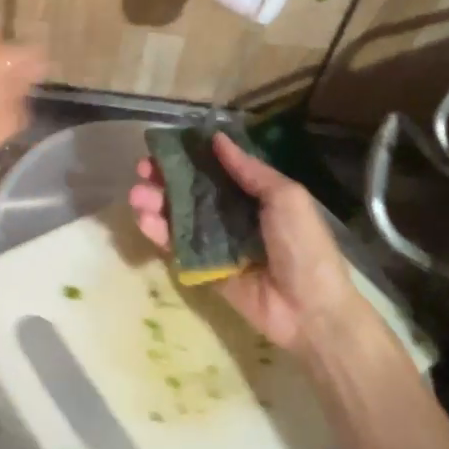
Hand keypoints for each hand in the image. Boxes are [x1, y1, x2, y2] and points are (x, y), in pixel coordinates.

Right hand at [129, 134, 370, 357]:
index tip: (163, 147)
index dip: (187, 156)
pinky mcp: (202, 268)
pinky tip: (144, 220)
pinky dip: (157, 232)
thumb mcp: (286, 198)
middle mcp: (229, 213)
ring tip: (138, 196)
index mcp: (251, 194)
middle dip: (163, 178)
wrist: (310, 310)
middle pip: (188, 190)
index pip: (212, 168)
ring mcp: (214, 241)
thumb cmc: (303, 247)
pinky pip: (176, 245)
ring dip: (154, 202)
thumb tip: (217, 138)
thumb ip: (250, 170)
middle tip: (143, 171)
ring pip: (177, 215)